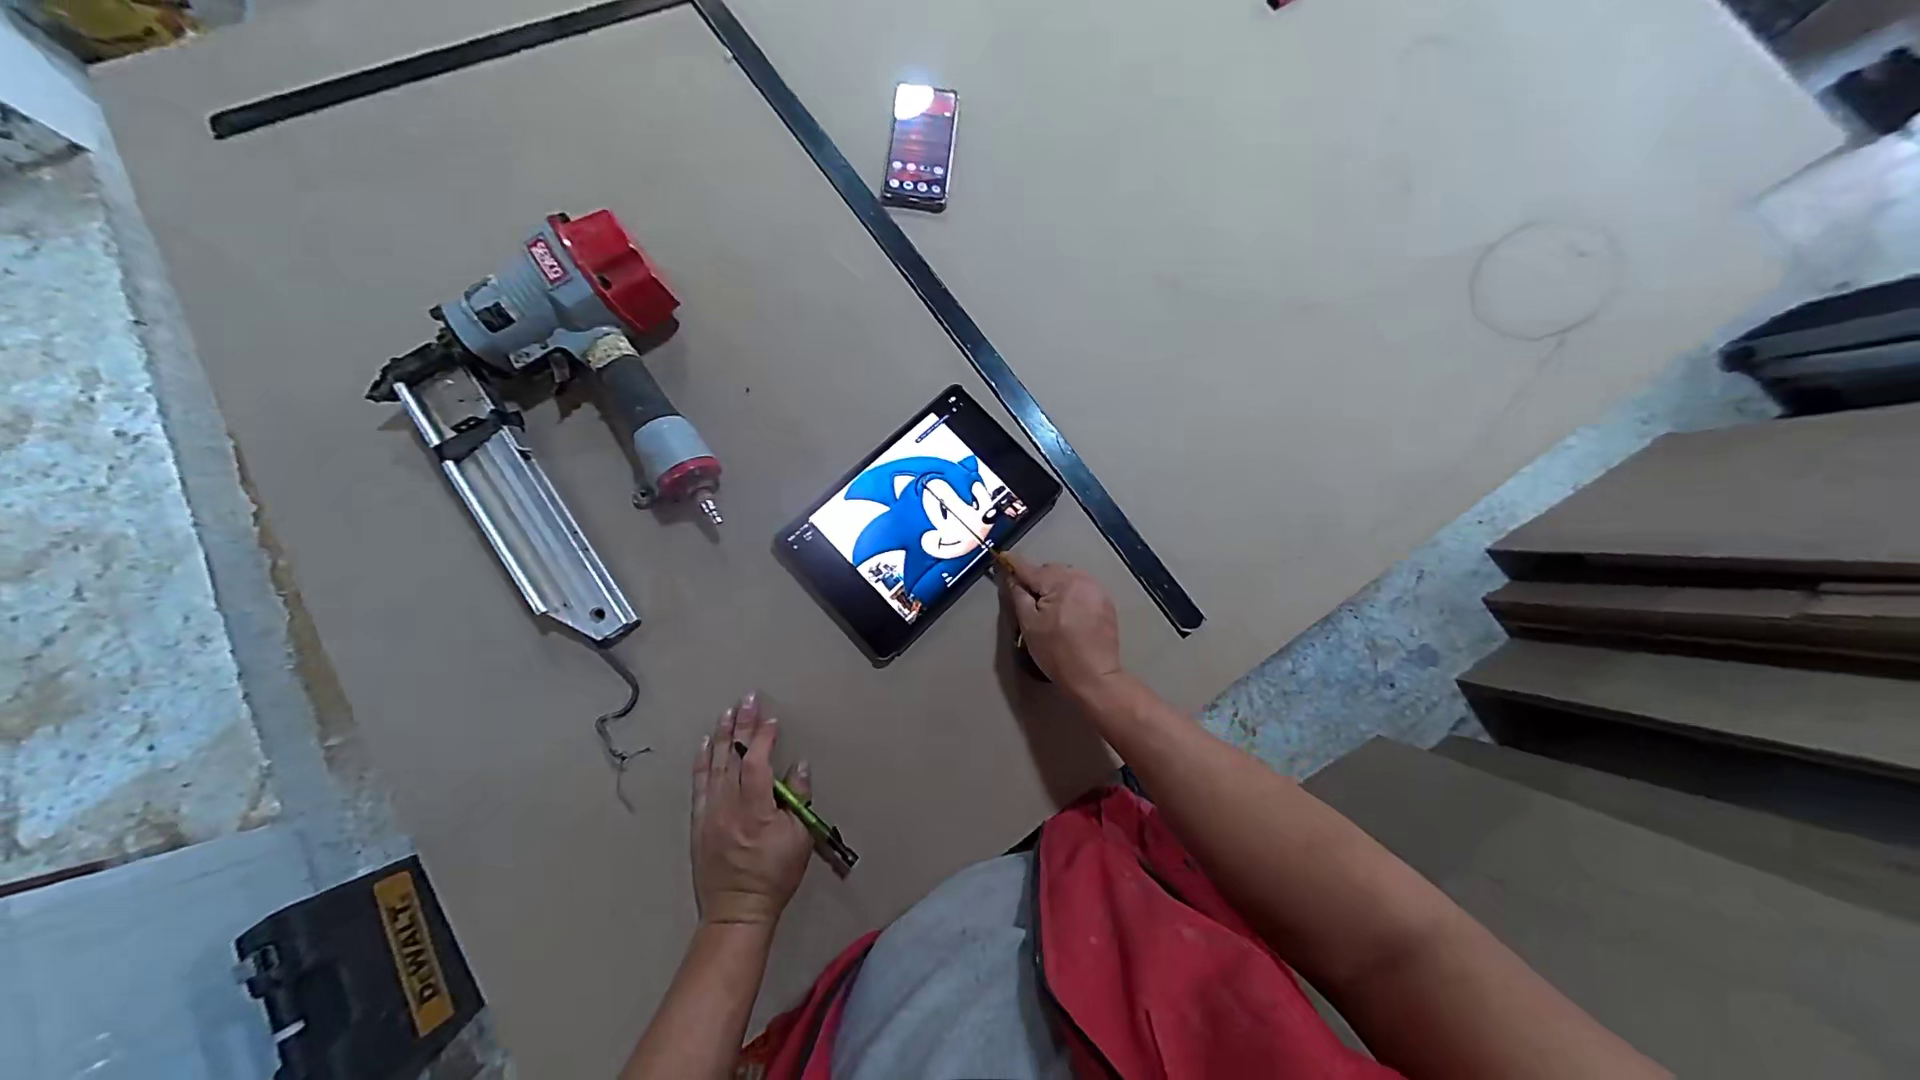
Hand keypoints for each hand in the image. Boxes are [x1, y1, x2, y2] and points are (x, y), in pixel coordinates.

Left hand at [689, 693, 812, 927]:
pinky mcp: (699, 822)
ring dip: (722, 735)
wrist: (736, 910)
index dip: (763, 737)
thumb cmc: (775, 875)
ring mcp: (710, 812)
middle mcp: (729, 805)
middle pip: (734, 756)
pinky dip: (702, 761)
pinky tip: (706, 744)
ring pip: (715, 764)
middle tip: (747, 699)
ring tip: (728, 712)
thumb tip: (798, 766)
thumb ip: (798, 798)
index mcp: (755, 809)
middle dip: (742, 725)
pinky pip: (699, 783)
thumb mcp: (800, 838)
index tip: (771, 719)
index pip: (757, 762)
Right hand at [1001, 555, 1123, 695]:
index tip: (1002, 558)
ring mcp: (1096, 589)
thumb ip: (1018, 596)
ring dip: (1055, 585)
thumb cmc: (1057, 653)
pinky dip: (1071, 592)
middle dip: (1038, 579)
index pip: (1030, 568)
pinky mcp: (1106, 601)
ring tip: (1049, 607)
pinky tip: (1067, 611)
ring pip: (1068, 576)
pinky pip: (1082, 587)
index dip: (1013, 564)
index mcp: (1061, 582)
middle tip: (1028, 599)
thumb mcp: (1029, 625)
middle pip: (1051, 570)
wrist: (1093, 676)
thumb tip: (1011, 578)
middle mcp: (1081, 579)